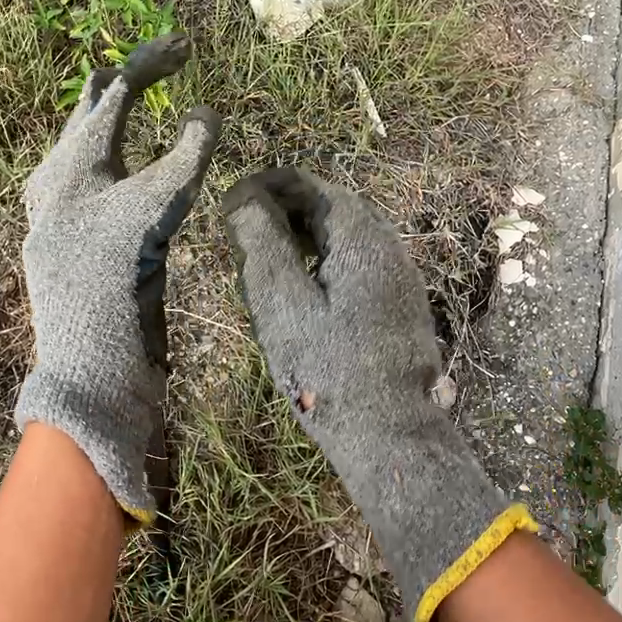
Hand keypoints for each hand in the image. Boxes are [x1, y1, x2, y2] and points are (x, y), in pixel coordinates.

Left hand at [15, 35, 219, 523]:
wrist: (89, 365)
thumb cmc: (118, 284)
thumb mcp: (157, 210)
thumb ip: (186, 155)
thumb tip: (207, 113)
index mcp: (71, 163)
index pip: (114, 94)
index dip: (151, 63)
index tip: (187, 44)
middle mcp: (54, 177)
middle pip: (89, 110)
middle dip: (126, 80)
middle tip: (165, 60)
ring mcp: (55, 208)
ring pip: (82, 140)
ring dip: (112, 114)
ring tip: (133, 93)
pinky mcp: (67, 234)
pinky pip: (87, 173)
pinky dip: (112, 151)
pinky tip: (123, 160)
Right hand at [223, 168, 536, 621]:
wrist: (395, 438)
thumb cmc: (330, 370)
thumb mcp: (282, 303)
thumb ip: (262, 242)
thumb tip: (242, 196)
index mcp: (360, 234)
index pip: (305, 184)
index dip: (261, 188)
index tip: (224, 208)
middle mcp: (385, 241)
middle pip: (325, 205)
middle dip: (278, 213)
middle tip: (238, 239)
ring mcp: (396, 270)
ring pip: (338, 234)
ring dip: (297, 238)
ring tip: (261, 267)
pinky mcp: (396, 297)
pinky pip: (351, 260)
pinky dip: (318, 261)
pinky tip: (297, 293)